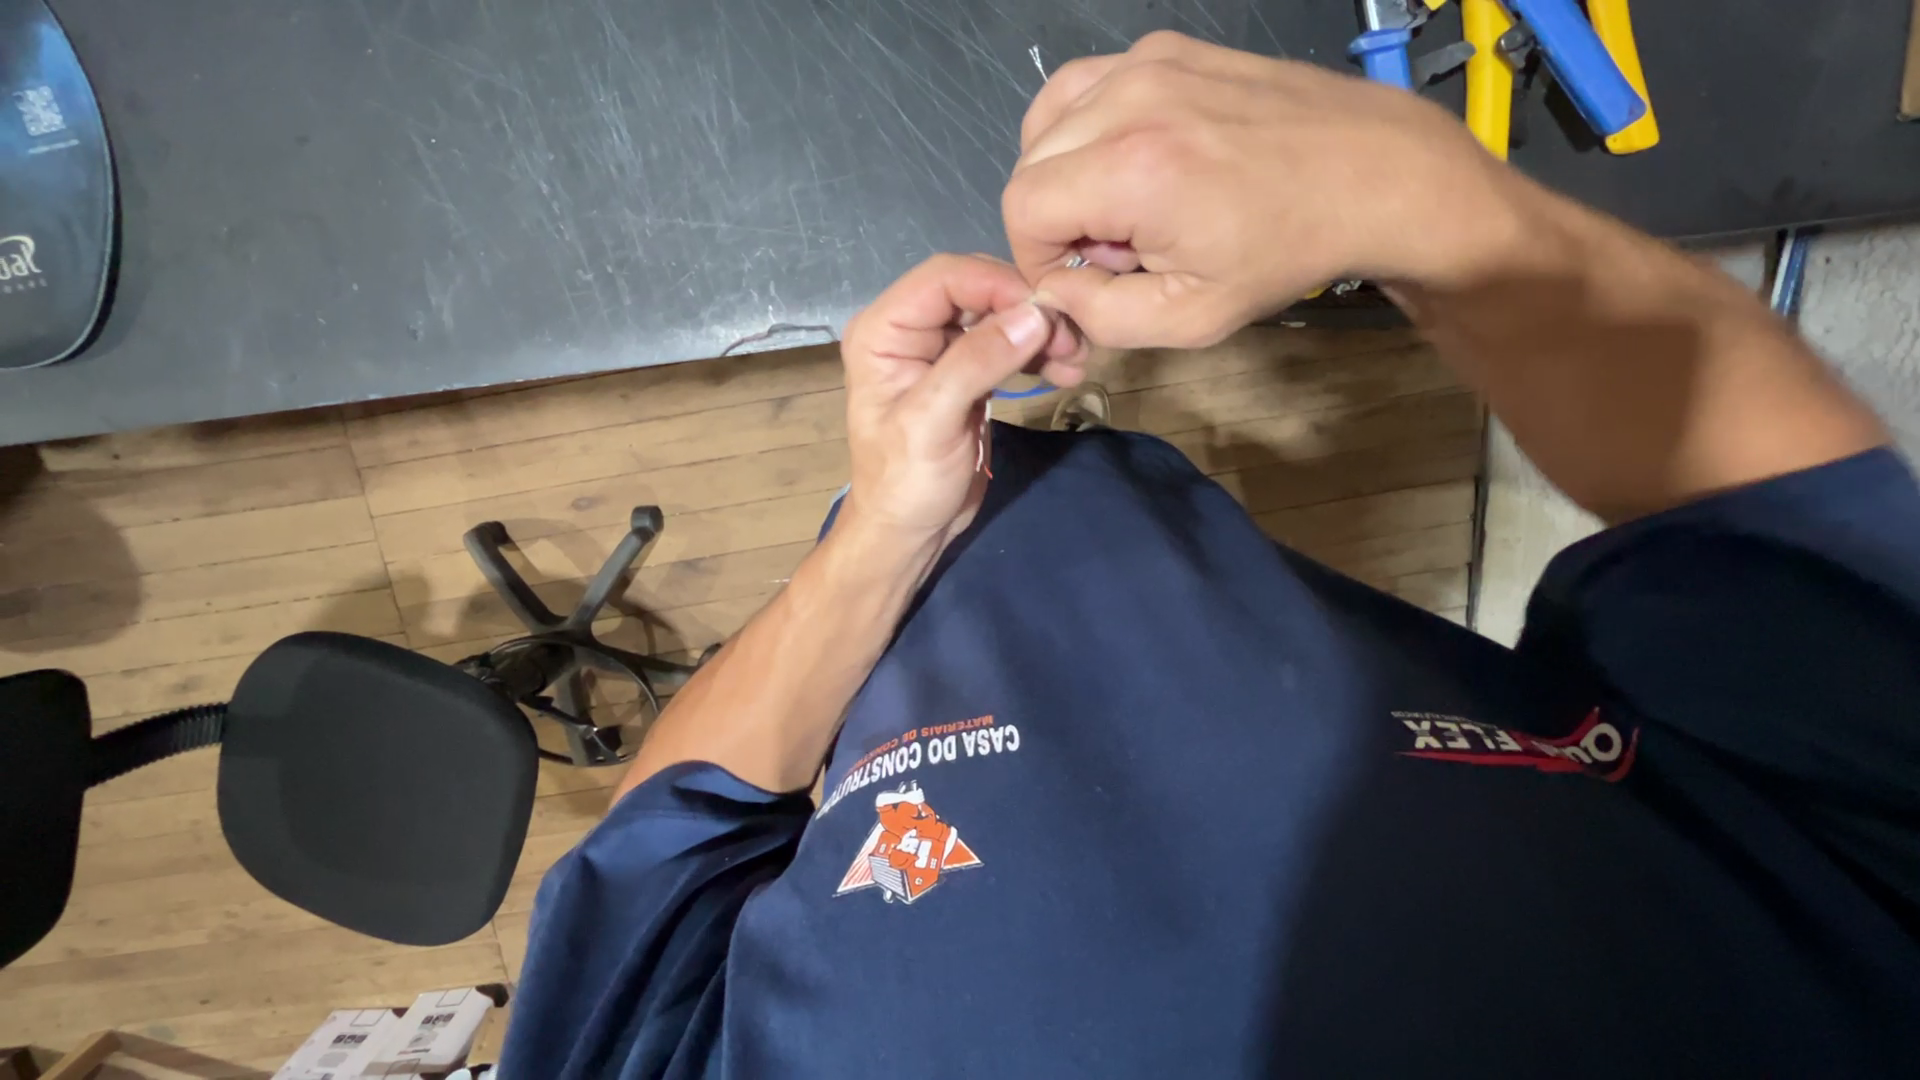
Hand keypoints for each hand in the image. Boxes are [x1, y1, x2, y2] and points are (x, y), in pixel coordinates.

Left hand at [839, 254, 1084, 545]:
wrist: (909, 531)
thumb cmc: (905, 483)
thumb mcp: (933, 423)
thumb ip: (977, 364)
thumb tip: (1035, 315)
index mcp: (884, 331)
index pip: (945, 277)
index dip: (998, 284)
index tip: (1048, 311)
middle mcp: (909, 331)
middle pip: (976, 291)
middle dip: (1024, 309)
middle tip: (1070, 339)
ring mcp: (939, 352)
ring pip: (996, 317)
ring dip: (1038, 331)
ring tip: (1074, 358)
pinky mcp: (966, 374)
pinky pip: (1005, 346)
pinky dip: (1035, 353)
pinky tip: (1064, 369)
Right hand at [1002, 31, 1533, 347]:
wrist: (1371, 174)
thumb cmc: (1283, 253)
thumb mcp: (1189, 318)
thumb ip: (1099, 315)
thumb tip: (1051, 286)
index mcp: (1134, 170)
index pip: (1021, 208)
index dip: (1037, 256)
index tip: (1084, 277)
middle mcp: (1130, 99)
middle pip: (1029, 164)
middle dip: (1053, 220)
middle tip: (1114, 248)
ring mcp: (1148, 61)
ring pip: (1046, 123)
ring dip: (1063, 176)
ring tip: (1120, 204)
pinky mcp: (1166, 47)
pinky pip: (1084, 89)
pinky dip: (1082, 132)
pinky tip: (1125, 161)